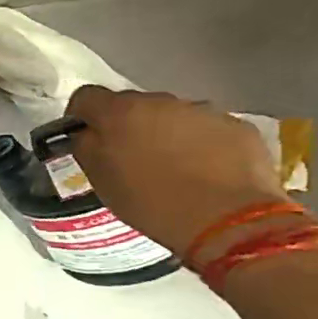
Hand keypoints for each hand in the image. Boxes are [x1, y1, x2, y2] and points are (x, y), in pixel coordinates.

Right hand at [65, 86, 287, 252]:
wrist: (230, 222)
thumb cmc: (152, 203)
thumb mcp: (101, 180)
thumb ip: (87, 147)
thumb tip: (86, 133)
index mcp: (119, 112)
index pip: (85, 96)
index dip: (80, 115)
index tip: (83, 136)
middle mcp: (160, 101)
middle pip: (132, 104)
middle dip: (127, 125)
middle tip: (132, 158)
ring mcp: (203, 111)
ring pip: (172, 115)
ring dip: (166, 133)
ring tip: (175, 167)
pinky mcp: (237, 127)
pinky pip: (209, 129)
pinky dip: (203, 144)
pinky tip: (208, 172)